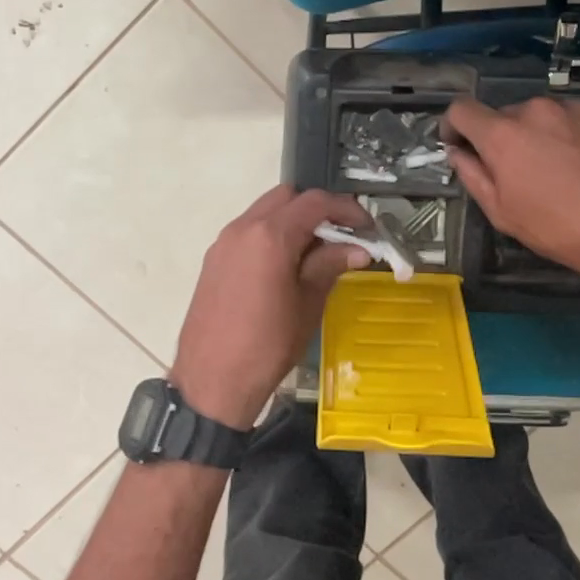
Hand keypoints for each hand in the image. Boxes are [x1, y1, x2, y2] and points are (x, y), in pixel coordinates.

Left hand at [170, 186, 371, 428]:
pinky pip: (249, 231)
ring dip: (293, 221)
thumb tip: (357, 249)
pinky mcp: (214, 259)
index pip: (315, 202)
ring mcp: (224, 242)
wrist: (211, 382)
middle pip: (287, 197)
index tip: (367, 228)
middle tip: (342, 236)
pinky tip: (287, 265)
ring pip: (265, 211)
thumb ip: (330, 266)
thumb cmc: (267, 345)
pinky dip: (272, 235)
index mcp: (270, 236)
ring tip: (317, 253)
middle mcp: (243, 228)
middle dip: (318, 209)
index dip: (347, 209)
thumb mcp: (308, 304)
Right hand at [443, 96, 579, 280]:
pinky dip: (573, 133)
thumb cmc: (558, 228)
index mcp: (503, 134)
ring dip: (540, 134)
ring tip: (559, 169)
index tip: (459, 144)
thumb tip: (458, 152)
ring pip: (543, 116)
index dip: (454, 126)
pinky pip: (577, 117)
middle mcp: (536, 110)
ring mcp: (575, 108)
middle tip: (518, 172)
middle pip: (505, 115)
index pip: (461, 109)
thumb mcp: (502, 213)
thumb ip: (472, 175)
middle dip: (503, 138)